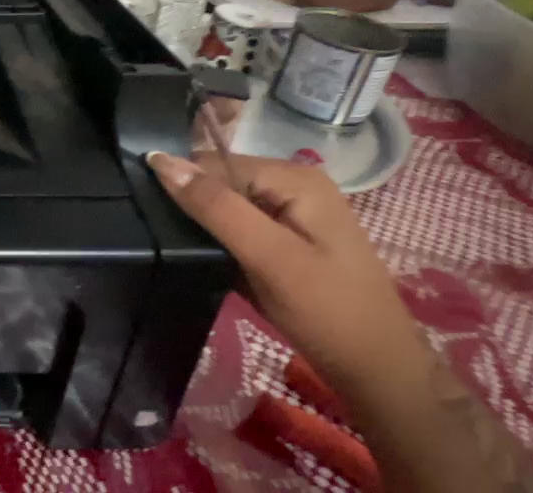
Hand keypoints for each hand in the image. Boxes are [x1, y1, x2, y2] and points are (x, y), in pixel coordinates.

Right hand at [146, 102, 419, 391]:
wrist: (379, 373)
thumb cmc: (328, 312)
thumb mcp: (269, 258)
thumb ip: (215, 206)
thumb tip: (158, 159)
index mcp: (294, 178)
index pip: (212, 163)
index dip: (182, 186)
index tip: (153, 216)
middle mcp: (293, 184)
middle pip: (218, 180)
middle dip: (192, 206)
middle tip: (173, 241)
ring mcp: (291, 211)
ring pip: (222, 203)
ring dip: (202, 226)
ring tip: (185, 250)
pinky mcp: (285, 236)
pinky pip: (235, 223)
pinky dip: (218, 239)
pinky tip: (210, 258)